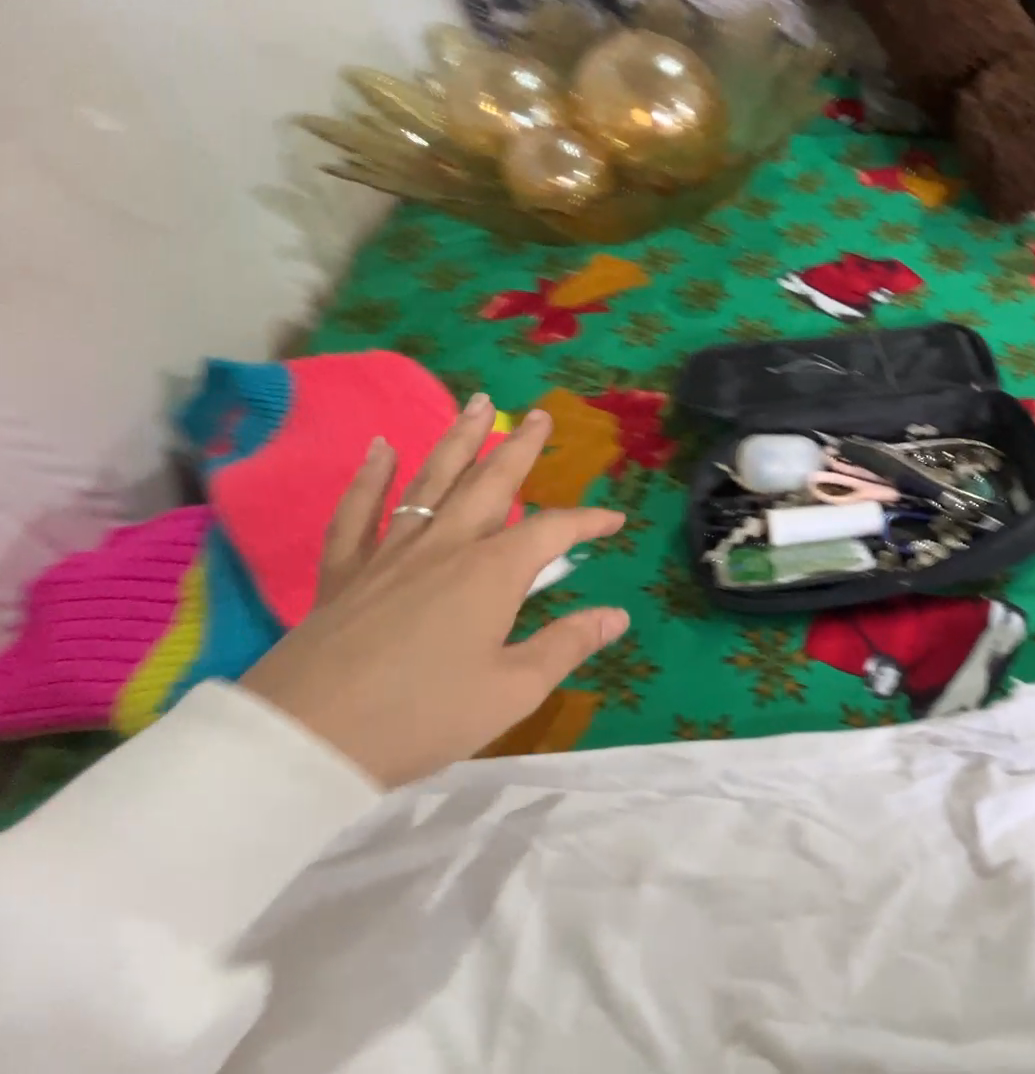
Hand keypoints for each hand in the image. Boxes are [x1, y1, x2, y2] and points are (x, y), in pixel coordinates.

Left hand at [240, 395, 629, 787]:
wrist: (306, 739)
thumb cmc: (425, 714)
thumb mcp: (515, 688)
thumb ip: (568, 644)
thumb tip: (617, 615)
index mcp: (492, 573)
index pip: (553, 531)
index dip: (588, 522)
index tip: (616, 521)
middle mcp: (444, 548)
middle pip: (489, 484)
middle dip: (519, 447)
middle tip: (539, 414)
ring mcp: (389, 555)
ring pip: (430, 484)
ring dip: (457, 442)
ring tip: (475, 405)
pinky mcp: (344, 574)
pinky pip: (358, 513)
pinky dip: (370, 477)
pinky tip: (381, 448)